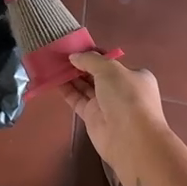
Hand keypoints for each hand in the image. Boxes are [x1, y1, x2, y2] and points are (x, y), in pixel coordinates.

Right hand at [58, 51, 169, 174]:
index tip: (76, 46)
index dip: (94, 53)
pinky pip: (77, 100)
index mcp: (134, 76)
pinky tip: (53, 78)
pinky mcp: (93, 117)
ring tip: (52, 62)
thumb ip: (90, 59)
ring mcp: (107, 105)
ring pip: (85, 86)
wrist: (130, 139)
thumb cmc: (127, 96)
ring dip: (71, 75)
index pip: (111, 62)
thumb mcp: (110, 69)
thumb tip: (73, 57)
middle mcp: (121, 90)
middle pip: (97, 74)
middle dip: (80, 64)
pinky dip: (66, 90)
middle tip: (59, 53)